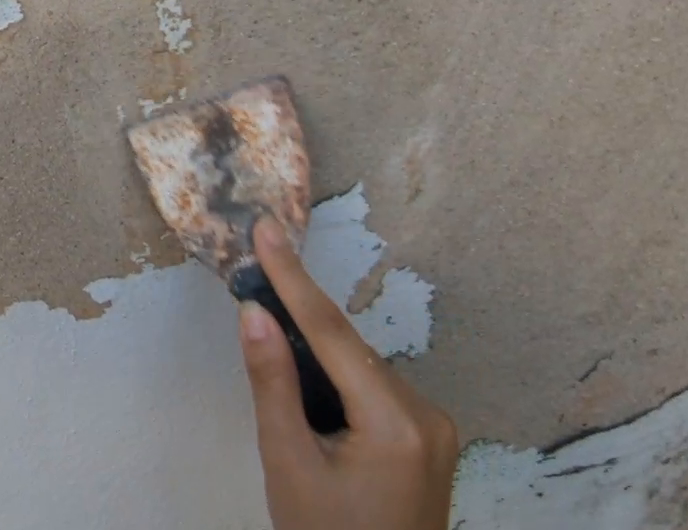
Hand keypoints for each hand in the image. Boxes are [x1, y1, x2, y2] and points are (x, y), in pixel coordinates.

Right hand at [240, 220, 457, 529]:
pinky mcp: (427, 438)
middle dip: (297, 312)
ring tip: (267, 334)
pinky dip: (332, 373)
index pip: (331, 332)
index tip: (266, 229)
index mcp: (397, 422)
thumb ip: (271, 381)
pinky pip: (369, 384)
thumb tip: (253, 311)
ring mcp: (434, 427)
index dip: (292, 276)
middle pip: (347, 346)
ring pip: (357, 364)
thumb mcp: (286, 459)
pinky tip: (305, 384)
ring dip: (313, 347)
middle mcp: (428, 415)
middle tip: (254, 268)